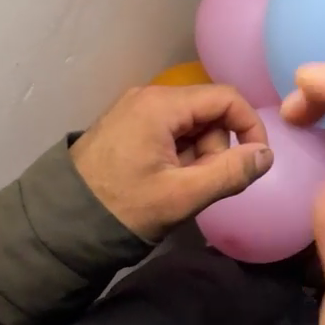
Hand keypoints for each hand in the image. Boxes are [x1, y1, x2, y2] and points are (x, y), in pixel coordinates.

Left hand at [70, 84, 273, 242]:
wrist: (57, 227)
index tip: (255, 161)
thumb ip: (230, 173)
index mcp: (161, 105)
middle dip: (217, 148)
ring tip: (181, 188)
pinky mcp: (127, 126)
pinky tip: (167, 182)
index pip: (226, 98)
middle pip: (208, 111)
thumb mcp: (181, 196)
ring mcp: (135, 110)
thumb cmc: (120, 208)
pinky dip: (180, 154)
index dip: (249, 127)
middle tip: (205, 185)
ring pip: (190, 123)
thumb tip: (267, 155)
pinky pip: (170, 131)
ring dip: (199, 155)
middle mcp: (149, 97)